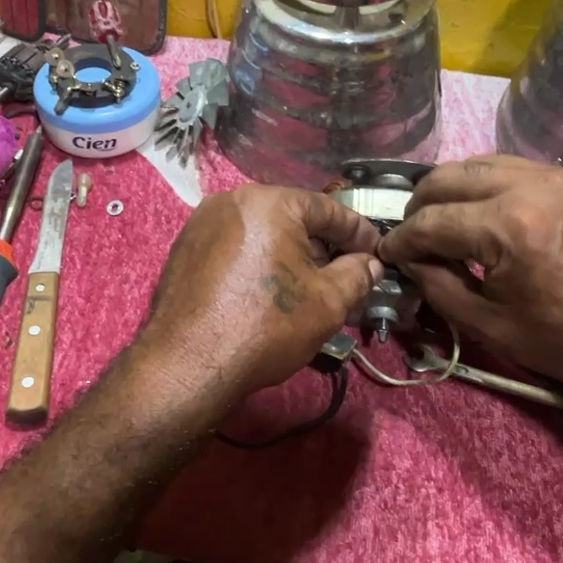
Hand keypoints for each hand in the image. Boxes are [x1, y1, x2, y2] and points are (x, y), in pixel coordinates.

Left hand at [133, 185, 380, 403]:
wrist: (188, 362)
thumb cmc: (265, 326)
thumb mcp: (326, 303)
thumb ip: (356, 275)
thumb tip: (370, 263)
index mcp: (269, 201)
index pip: (327, 209)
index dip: (358, 232)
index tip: (377, 252)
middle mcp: (232, 200)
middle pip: (291, 217)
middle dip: (322, 245)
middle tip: (347, 274)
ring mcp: (203, 222)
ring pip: (261, 232)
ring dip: (289, 254)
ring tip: (311, 286)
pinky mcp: (186, 247)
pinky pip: (234, 245)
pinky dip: (257, 261)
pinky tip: (269, 290)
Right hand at [377, 156, 562, 399]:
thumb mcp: (494, 326)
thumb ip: (440, 286)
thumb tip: (409, 263)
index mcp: (509, 226)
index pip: (432, 221)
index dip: (403, 240)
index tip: (386, 254)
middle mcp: (531, 185)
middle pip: (449, 177)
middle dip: (420, 204)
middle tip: (411, 235)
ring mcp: (558, 176)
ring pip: (480, 163)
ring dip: (452, 188)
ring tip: (442, 219)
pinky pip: (514, 168)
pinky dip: (486, 183)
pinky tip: (483, 212)